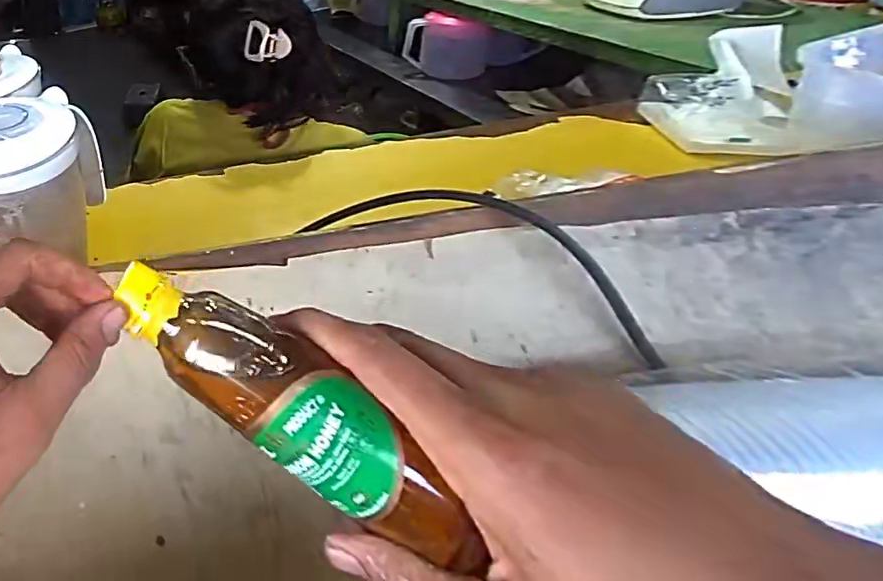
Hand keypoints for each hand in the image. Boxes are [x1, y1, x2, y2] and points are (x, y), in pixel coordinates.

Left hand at [0, 242, 122, 580]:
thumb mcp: (25, 419)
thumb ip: (74, 359)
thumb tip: (112, 314)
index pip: (24, 258)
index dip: (73, 275)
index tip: (108, 303)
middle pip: (10, 265)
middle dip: (60, 290)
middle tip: (99, 322)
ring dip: (40, 300)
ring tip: (77, 333)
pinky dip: (14, 310)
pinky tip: (42, 335)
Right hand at [285, 310, 882, 580]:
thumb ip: (415, 573)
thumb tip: (335, 546)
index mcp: (490, 450)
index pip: (383, 361)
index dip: (324, 332)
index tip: (281, 326)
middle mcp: (517, 395)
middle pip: (410, 346)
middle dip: (357, 353)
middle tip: (324, 390)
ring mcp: (564, 386)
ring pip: (459, 366)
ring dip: (420, 388)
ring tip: (421, 450)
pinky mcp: (600, 392)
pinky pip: (511, 384)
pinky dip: (477, 404)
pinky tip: (511, 468)